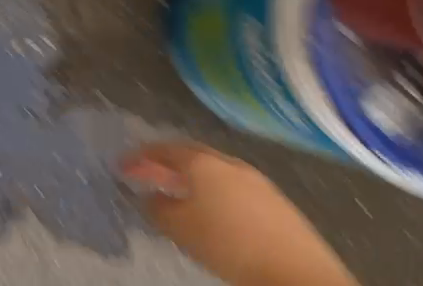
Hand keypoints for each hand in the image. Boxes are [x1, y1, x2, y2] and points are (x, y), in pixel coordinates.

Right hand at [121, 143, 357, 285]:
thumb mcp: (178, 227)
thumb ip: (156, 206)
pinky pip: (236, 188)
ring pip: (216, 171)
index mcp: (202, 162)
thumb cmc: (228, 244)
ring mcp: (259, 183)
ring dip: (193, 178)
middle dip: (166, 163)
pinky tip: (215, 211)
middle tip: (148, 174)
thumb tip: (150, 196)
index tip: (121, 167)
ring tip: (180, 193)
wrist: (301, 276)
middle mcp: (229, 164)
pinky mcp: (280, 205)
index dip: (138, 157)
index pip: (161, 149)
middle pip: (191, 155)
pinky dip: (217, 192)